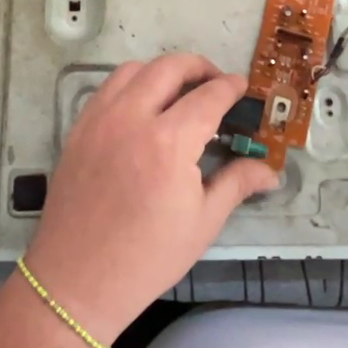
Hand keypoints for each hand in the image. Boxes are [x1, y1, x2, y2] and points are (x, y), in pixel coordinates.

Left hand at [22, 54, 277, 342]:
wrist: (78, 280)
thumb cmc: (147, 257)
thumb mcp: (202, 223)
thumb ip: (236, 183)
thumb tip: (270, 171)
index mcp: (169, 143)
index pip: (208, 96)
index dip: (229, 87)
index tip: (241, 86)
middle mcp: (132, 118)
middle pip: (169, 67)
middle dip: (199, 67)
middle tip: (214, 82)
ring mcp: (100, 119)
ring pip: (135, 69)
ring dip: (162, 71)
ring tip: (179, 91)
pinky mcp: (79, 127)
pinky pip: (108, 87)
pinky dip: (131, 84)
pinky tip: (143, 107)